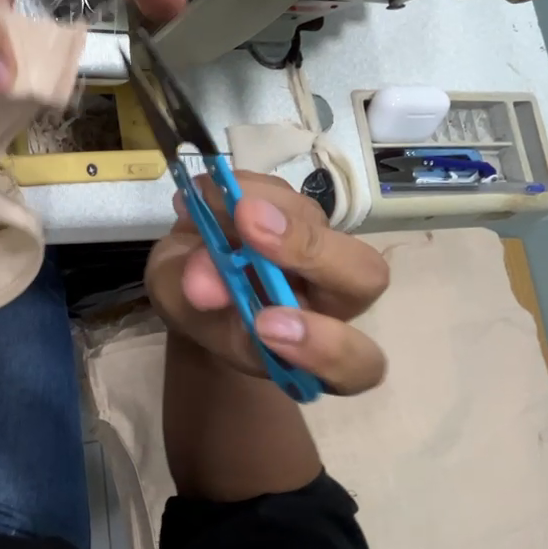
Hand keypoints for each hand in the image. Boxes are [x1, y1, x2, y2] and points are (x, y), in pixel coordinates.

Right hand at [146, 172, 389, 393]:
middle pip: (362, 275)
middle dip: (308, 250)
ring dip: (259, 206)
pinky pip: (279, 192)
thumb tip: (201, 283)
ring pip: (312, 220)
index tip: (264, 325)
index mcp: (312, 351)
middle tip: (248, 223)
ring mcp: (314, 247)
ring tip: (204, 203)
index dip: (324, 346)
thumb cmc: (197, 310)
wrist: (189, 277)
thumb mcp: (185, 314)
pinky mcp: (290, 210)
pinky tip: (205, 192)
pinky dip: (241, 186)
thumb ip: (195, 302)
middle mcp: (327, 298)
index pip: (354, 362)